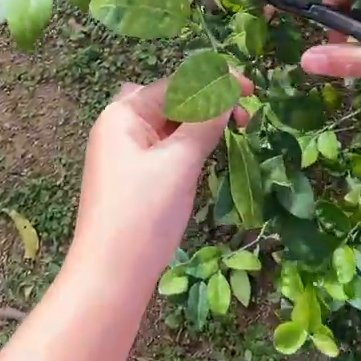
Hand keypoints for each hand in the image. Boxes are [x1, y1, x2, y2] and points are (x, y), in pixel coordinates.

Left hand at [68, 77, 251, 288]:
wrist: (109, 279)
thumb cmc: (143, 214)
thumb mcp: (179, 163)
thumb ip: (204, 122)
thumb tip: (227, 87)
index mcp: (123, 114)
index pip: (175, 83)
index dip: (214, 81)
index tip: (251, 90)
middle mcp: (118, 126)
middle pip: (170, 99)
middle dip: (208, 101)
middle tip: (245, 117)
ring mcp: (123, 154)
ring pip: (168, 125)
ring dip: (199, 123)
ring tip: (233, 131)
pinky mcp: (131, 178)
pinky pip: (163, 148)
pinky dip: (187, 144)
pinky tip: (206, 154)